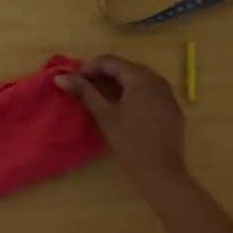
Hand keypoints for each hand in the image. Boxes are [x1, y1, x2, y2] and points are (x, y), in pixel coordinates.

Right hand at [56, 55, 187, 182]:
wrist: (162, 171)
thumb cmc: (130, 142)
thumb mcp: (105, 115)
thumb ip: (84, 92)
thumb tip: (61, 77)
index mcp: (140, 77)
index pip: (110, 61)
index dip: (88, 68)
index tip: (73, 81)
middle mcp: (157, 79)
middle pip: (125, 67)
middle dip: (103, 75)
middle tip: (84, 89)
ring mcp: (168, 93)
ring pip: (138, 79)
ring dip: (118, 84)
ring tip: (100, 98)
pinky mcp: (172, 108)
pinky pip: (150, 92)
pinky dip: (133, 94)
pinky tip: (123, 108)